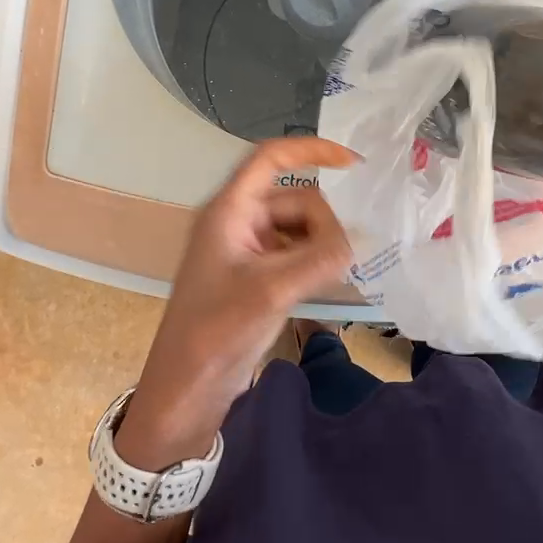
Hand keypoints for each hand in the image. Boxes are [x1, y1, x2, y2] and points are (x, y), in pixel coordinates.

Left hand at [116, 138, 357, 469]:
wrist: (184, 391)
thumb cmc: (215, 333)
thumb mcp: (272, 292)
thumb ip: (320, 258)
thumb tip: (358, 240)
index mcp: (229, 211)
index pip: (271, 158)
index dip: (311, 151)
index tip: (353, 164)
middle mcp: (237, 222)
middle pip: (295, 200)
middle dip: (323, 222)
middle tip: (342, 258)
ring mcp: (246, 252)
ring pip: (298, 229)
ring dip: (320, 246)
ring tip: (334, 277)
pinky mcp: (255, 278)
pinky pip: (294, 254)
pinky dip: (314, 263)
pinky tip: (327, 285)